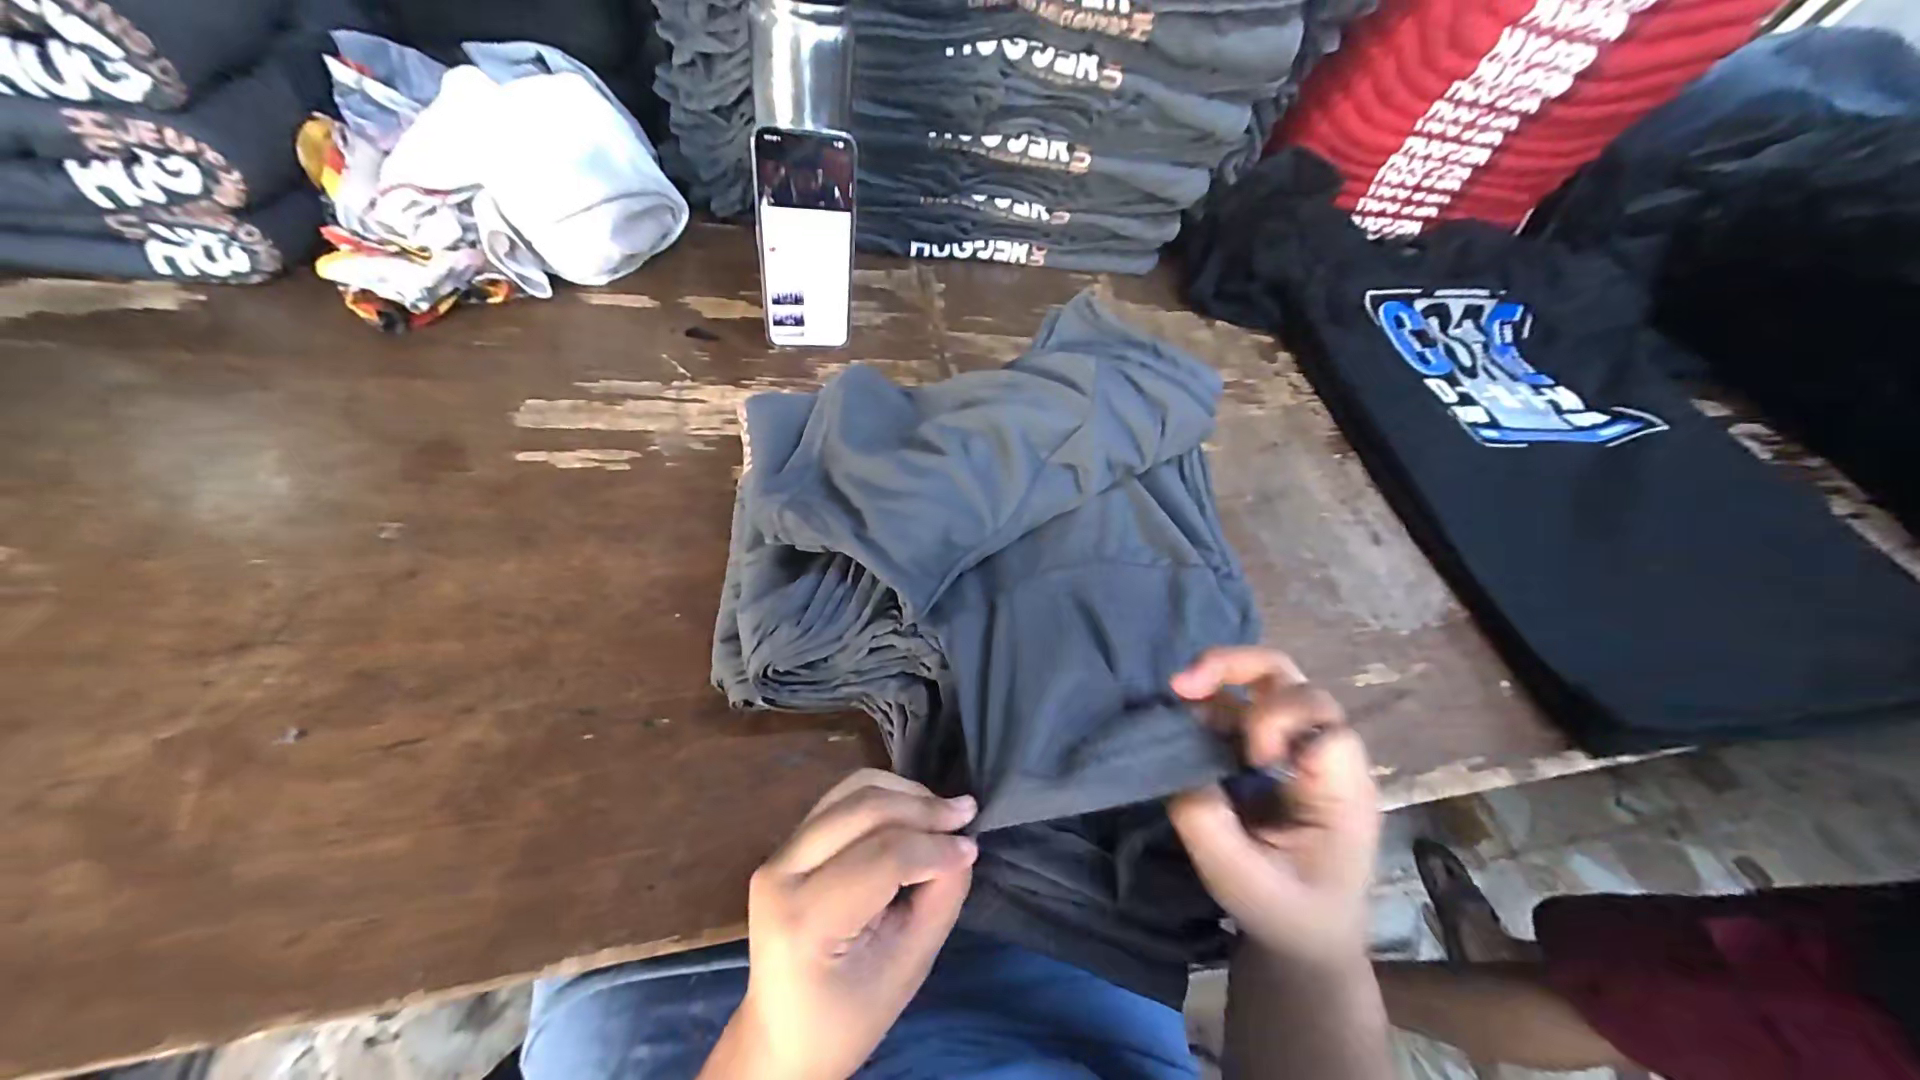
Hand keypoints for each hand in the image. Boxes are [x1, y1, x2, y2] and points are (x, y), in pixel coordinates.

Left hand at [702, 769, 978, 1079]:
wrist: (784, 1034)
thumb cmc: (847, 1017)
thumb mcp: (905, 970)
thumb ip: (939, 901)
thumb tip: (961, 845)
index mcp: (804, 919)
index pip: (882, 857)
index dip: (934, 846)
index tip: (972, 847)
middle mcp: (781, 872)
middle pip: (863, 810)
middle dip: (923, 807)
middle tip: (966, 812)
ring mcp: (779, 852)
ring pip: (851, 791)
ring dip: (904, 794)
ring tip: (943, 812)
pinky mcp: (788, 843)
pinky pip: (841, 798)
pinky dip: (884, 795)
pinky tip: (913, 811)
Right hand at [1167, 647, 1380, 966]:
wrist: (1303, 935)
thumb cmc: (1287, 914)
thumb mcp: (1242, 880)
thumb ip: (1206, 823)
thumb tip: (1174, 764)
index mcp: (1340, 790)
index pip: (1324, 722)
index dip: (1281, 721)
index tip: (1253, 761)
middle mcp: (1321, 756)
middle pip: (1290, 680)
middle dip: (1235, 667)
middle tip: (1184, 685)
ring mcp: (1292, 749)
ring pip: (1262, 682)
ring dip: (1217, 679)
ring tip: (1177, 695)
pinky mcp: (1265, 751)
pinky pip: (1237, 706)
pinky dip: (1206, 701)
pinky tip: (1181, 718)